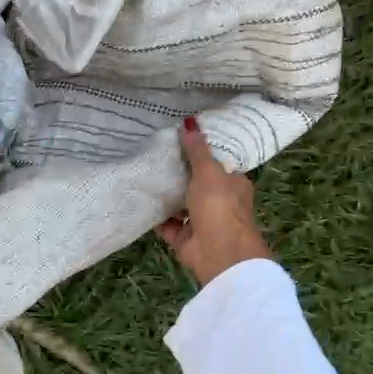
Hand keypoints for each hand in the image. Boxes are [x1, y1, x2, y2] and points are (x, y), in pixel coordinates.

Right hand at [156, 116, 271, 285]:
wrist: (218, 252)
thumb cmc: (220, 207)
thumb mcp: (209, 172)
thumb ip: (197, 150)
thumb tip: (189, 122)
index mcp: (233, 184)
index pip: (216, 165)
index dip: (199, 154)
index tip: (177, 143)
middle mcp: (219, 202)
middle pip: (195, 185)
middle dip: (178, 175)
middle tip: (154, 158)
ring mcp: (201, 221)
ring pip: (180, 205)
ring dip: (165, 197)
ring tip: (143, 179)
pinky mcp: (183, 238)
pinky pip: (166, 224)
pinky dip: (155, 217)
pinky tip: (139, 204)